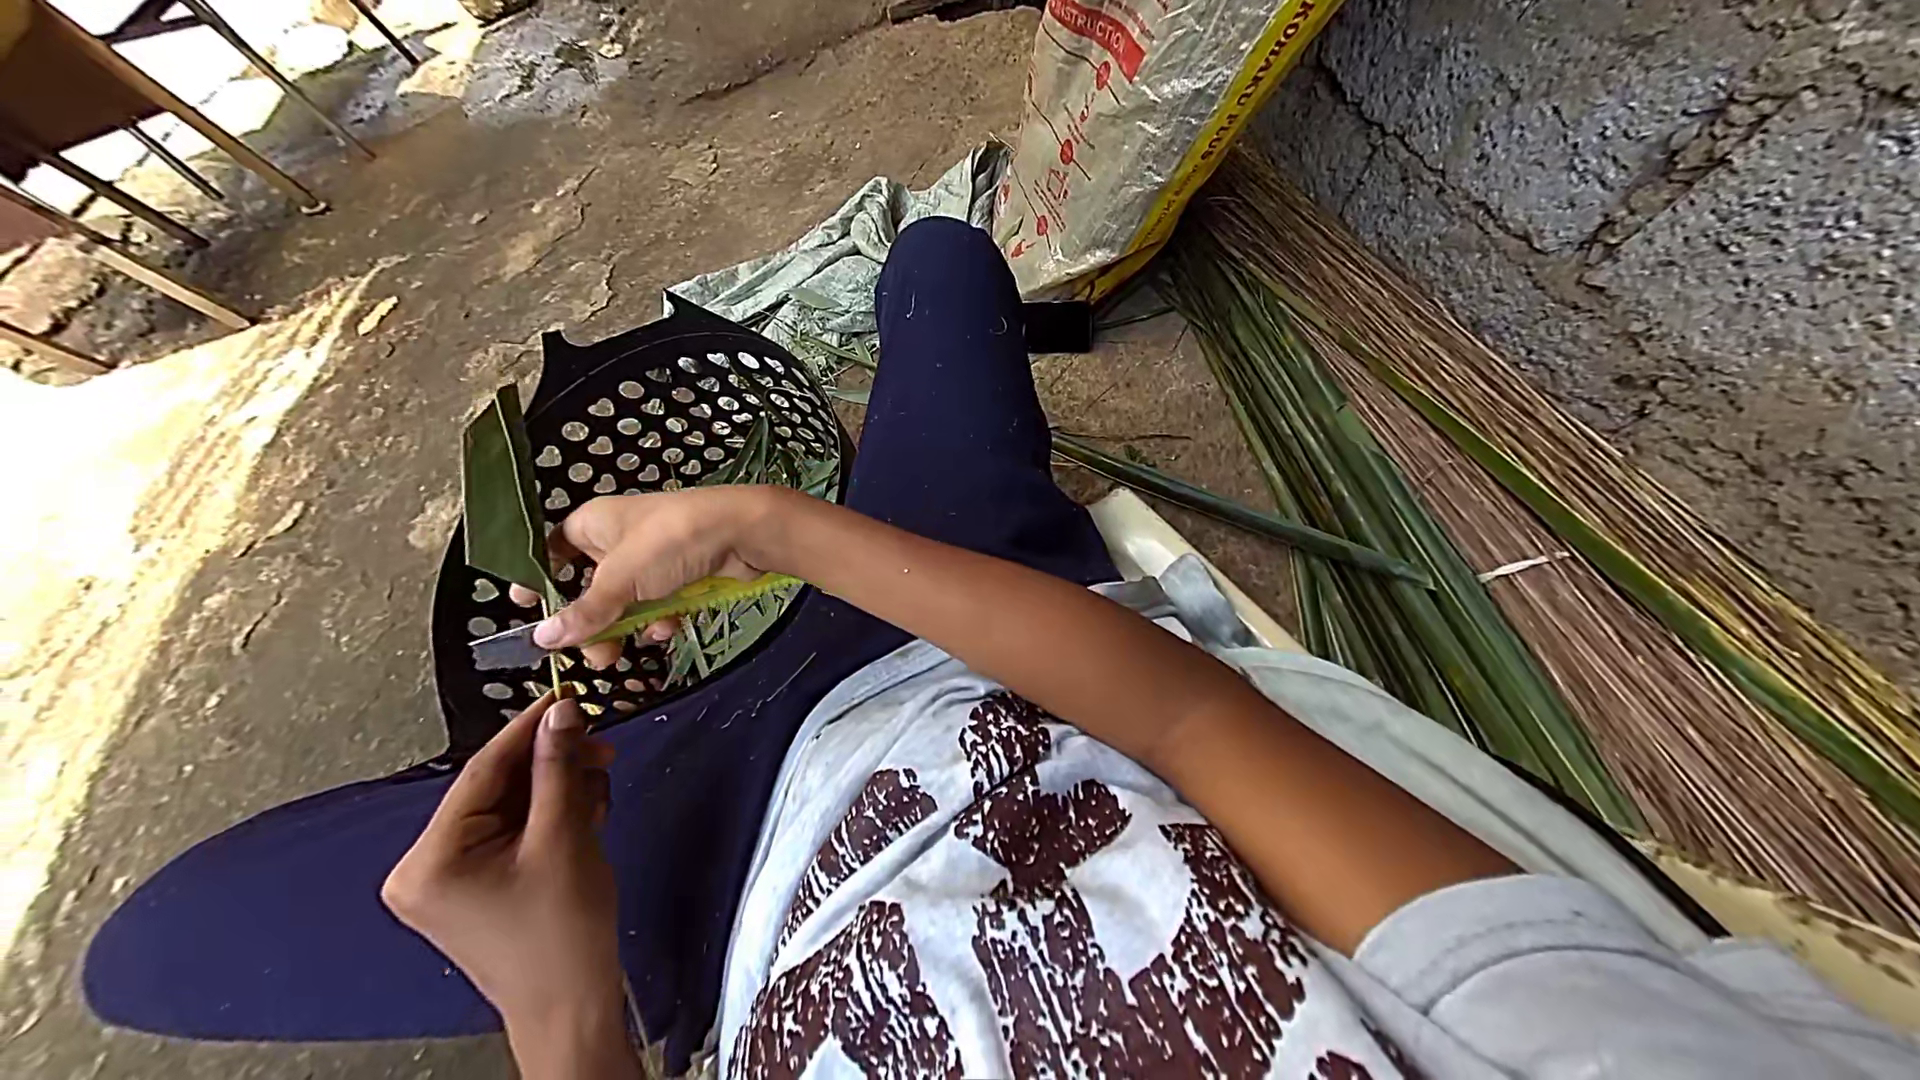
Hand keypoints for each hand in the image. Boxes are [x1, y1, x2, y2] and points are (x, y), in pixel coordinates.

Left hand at [382, 695, 637, 1077]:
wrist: (573, 1001)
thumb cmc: (563, 926)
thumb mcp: (564, 836)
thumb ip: (559, 768)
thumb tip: (562, 709)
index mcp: (430, 859)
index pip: (482, 771)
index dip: (529, 728)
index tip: (567, 694)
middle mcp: (429, 863)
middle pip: (501, 785)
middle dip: (556, 765)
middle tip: (603, 748)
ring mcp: (454, 873)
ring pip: (516, 801)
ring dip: (564, 788)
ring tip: (600, 793)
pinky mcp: (483, 878)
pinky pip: (520, 824)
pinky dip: (557, 811)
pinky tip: (588, 813)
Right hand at [510, 487, 782, 667]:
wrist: (742, 532)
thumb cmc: (670, 542)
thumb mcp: (620, 578)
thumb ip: (586, 612)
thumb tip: (542, 639)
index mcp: (593, 524)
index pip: (552, 552)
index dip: (539, 581)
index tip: (527, 612)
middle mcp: (620, 538)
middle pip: (591, 587)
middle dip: (591, 623)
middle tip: (593, 654)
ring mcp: (655, 558)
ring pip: (628, 602)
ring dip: (626, 627)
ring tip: (624, 650)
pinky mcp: (684, 574)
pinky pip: (660, 603)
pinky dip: (661, 619)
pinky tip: (667, 628)